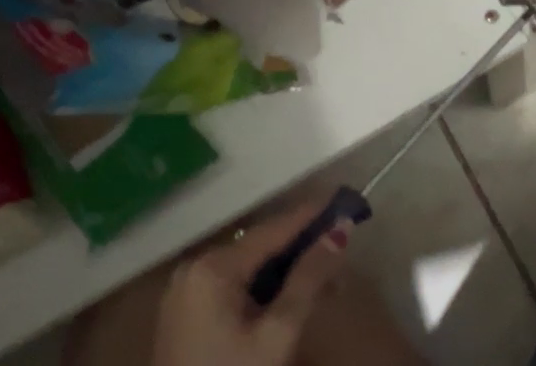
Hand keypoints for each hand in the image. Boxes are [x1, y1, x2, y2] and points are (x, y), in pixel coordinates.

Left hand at [152, 197, 352, 365]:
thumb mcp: (278, 333)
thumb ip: (309, 278)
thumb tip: (341, 230)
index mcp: (213, 268)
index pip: (276, 228)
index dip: (315, 214)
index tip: (350, 202)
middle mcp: (195, 268)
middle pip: (263, 245)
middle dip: (305, 250)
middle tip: (344, 259)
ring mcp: (186, 290)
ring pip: (251, 266)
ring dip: (289, 271)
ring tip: (326, 286)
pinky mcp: (185, 312)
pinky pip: (235, 284)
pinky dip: (265, 287)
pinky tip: (291, 300)